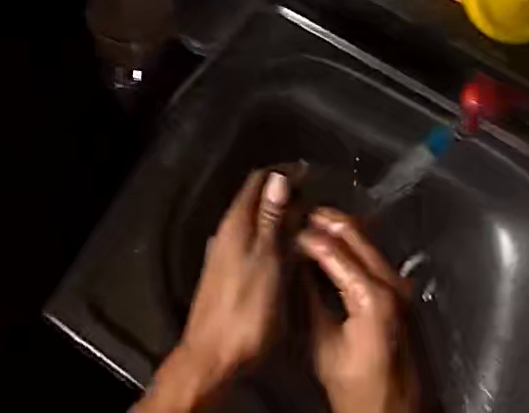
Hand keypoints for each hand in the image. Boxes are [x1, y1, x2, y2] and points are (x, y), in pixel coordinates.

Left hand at [136, 168, 292, 412]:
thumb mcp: (267, 261)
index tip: (311, 174)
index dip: (284, 173)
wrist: (212, 355)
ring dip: (279, 216)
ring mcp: (225, 249)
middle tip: (316, 200)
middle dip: (284, 193)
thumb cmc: (245, 308)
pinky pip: (253, 239)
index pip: (258, 180)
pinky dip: (272, 236)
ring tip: (309, 223)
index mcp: (237, 221)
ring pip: (255, 220)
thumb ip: (271, 219)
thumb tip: (278, 177)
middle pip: (256, 198)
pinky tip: (288, 250)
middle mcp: (228, 228)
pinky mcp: (227, 269)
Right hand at [297, 208, 418, 412]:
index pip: (330, 247)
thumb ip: (307, 297)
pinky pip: (373, 254)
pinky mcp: (404, 295)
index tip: (285, 232)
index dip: (303, 236)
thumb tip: (291, 264)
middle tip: (297, 219)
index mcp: (372, 297)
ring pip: (365, 238)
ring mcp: (402, 288)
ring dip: (336, 229)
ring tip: (310, 230)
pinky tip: (331, 251)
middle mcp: (393, 285)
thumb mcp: (323, 346)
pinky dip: (350, 245)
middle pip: (353, 231)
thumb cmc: (364, 395)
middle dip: (321, 220)